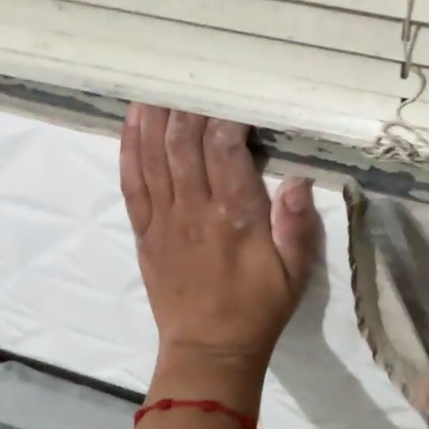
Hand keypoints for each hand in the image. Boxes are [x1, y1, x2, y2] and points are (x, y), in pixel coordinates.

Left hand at [120, 105, 320, 385]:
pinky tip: (132, 119)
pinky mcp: (144, 231)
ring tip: (159, 82)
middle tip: (197, 78)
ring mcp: (164, 219)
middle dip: (190, 106)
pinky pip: (132, 182)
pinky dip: (129, 147)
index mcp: (235, 217)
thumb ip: (296, 226)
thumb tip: (299, 181)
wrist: (209, 350)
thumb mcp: (295, 273)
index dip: (228, 117)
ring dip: (155, 115)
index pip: (226, 150)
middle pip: (185, 143)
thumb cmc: (259, 309)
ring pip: (154, 155)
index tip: (237, 96)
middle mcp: (194, 210)